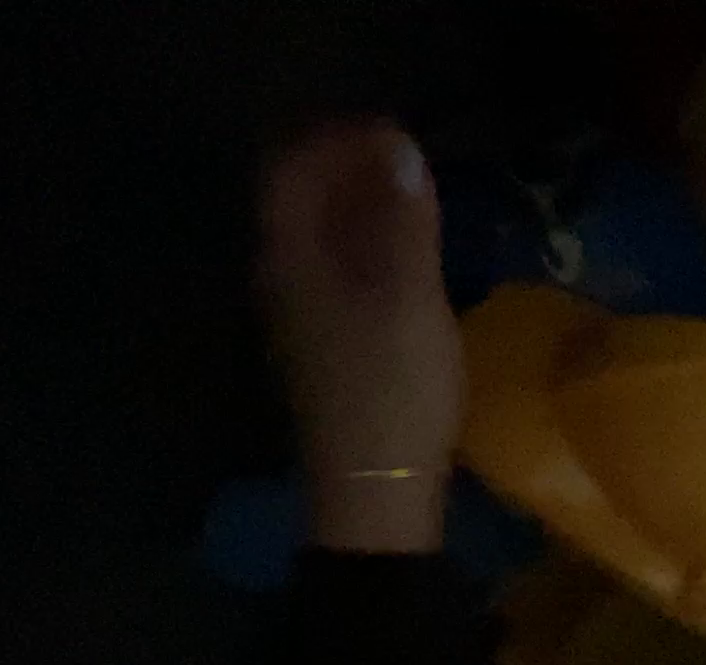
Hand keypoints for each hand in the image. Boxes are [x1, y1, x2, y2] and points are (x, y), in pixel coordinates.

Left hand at [259, 121, 462, 552]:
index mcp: (294, 262)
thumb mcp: (408, 300)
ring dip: (364, 218)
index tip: (398, 136)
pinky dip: (374, 258)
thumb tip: (400, 150)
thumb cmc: (395, 389)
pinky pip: (343, 282)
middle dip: (353, 175)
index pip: (296, 172)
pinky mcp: (333, 357)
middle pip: (305, 208)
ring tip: (420, 213)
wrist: (377, 488)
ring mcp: (306, 326)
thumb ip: (403, 225)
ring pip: (325, 248)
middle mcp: (285, 284)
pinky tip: (412, 275)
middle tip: (414, 169)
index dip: (340, 142)